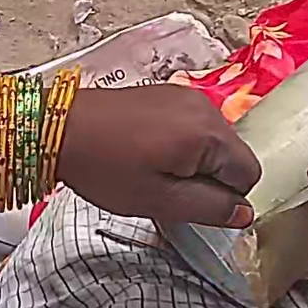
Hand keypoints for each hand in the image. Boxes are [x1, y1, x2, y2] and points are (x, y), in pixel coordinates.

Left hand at [59, 83, 261, 227]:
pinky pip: (192, 127)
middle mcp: (205, 107)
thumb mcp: (159, 200)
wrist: (58, 128)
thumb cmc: (105, 168)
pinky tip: (147, 152)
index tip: (188, 201)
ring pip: (212, 142)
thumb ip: (209, 208)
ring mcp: (186, 96)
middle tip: (166, 188)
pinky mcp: (167, 93)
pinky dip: (180, 145)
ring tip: (153, 170)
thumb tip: (244, 214)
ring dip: (193, 163)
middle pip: (233, 155)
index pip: (249, 174)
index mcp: (209, 133)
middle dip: (210, 178)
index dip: (225, 197)